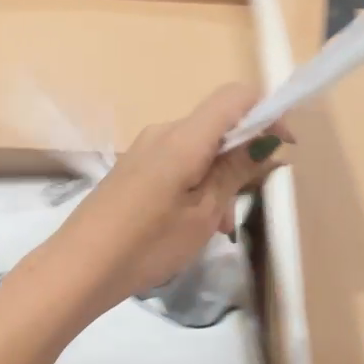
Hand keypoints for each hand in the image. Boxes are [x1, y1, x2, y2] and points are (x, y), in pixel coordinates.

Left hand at [37, 83, 289, 315]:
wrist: (79, 268)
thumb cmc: (147, 243)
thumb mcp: (202, 213)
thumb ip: (235, 172)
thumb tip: (265, 142)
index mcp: (183, 137)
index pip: (235, 96)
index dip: (267, 112)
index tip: (284, 148)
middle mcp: (163, 132)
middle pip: (217, 125)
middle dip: (243, 157)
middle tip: (245, 206)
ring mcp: (144, 150)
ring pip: (198, 149)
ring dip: (219, 178)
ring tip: (218, 228)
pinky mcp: (133, 169)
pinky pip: (177, 163)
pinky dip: (197, 185)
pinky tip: (192, 226)